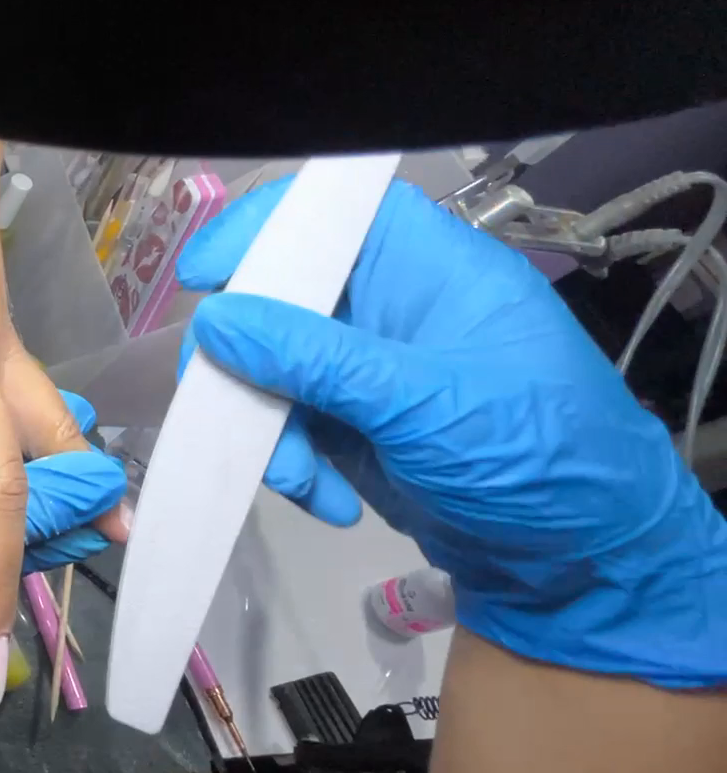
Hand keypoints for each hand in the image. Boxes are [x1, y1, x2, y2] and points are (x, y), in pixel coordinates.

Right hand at [177, 178, 726, 687]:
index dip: (260, 227)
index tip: (201, 274)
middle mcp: (381, 306)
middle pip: (272, 298)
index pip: (331, 215)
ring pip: (258, 368)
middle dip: (244, 364)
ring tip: (300, 479)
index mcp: (426, 271)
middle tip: (230, 409)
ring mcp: (350, 364)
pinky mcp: (333, 414)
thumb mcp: (423, 403)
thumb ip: (315, 360)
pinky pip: (271, 418)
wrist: (570, 557)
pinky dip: (283, 460)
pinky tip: (323, 495)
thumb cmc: (534, 457)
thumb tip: (211, 319)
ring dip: (263, 429)